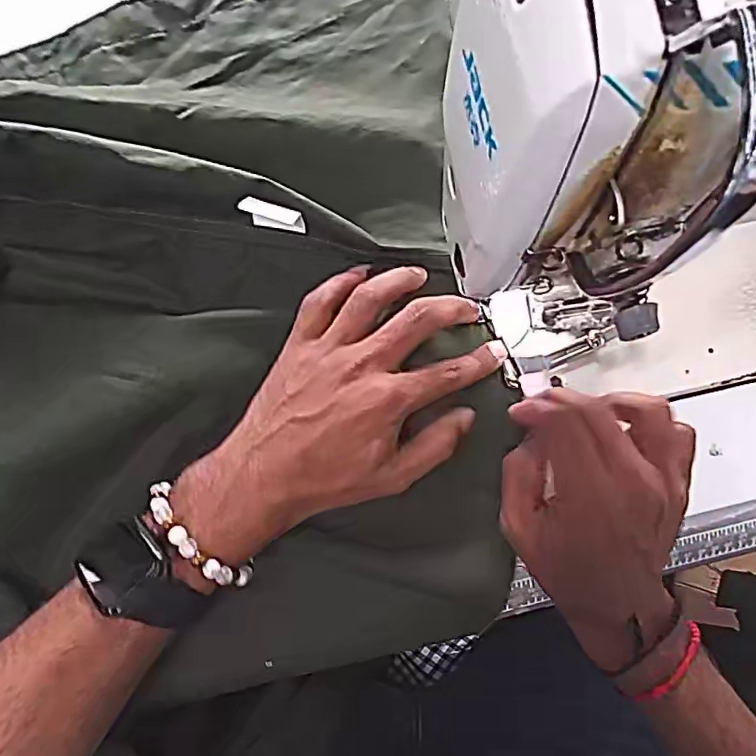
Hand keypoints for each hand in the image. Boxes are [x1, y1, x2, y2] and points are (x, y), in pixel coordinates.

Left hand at [169, 266, 504, 584]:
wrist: (265, 475)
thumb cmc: (321, 478)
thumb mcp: (392, 477)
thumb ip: (435, 446)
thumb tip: (461, 421)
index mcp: (387, 400)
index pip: (448, 372)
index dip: (479, 360)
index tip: (491, 353)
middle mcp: (360, 367)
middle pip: (417, 319)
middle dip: (452, 309)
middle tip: (465, 310)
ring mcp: (328, 351)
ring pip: (370, 298)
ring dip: (399, 281)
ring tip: (418, 277)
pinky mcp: (299, 346)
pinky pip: (321, 301)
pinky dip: (341, 282)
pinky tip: (357, 276)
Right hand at [500, 390, 694, 670]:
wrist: (618, 602)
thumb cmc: (573, 573)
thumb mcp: (520, 530)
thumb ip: (517, 476)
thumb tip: (528, 439)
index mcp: (590, 494)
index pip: (567, 422)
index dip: (539, 408)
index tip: (525, 412)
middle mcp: (632, 482)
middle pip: (599, 410)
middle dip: (563, 400)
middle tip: (545, 408)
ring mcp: (661, 481)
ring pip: (647, 410)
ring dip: (611, 401)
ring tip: (589, 411)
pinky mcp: (678, 484)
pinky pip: (677, 433)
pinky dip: (652, 422)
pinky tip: (628, 430)